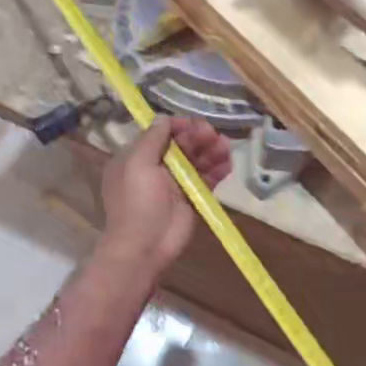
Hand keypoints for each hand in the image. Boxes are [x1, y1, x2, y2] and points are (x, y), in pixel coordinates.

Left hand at [98, 117, 231, 269]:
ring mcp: (175, 184)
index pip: (160, 134)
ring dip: (211, 152)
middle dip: (198, 138)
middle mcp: (156, 168)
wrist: (144, 246)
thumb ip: (152, 139)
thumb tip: (164, 118)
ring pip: (197, 161)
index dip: (178, 127)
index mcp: (137, 158)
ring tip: (225, 148)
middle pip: (181, 146)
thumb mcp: (137, 164)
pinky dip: (218, 171)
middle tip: (214, 135)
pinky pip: (207, 179)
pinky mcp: (192, 199)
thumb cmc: (137, 202)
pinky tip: (228, 165)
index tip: (194, 124)